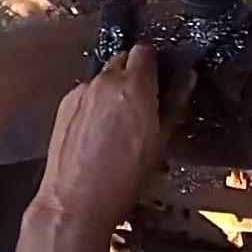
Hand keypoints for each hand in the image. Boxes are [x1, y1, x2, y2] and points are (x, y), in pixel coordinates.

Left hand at [34, 43, 162, 236]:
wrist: (75, 200)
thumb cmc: (124, 178)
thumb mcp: (160, 142)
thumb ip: (175, 102)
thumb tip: (187, 77)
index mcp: (134, 86)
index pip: (145, 51)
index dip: (154, 63)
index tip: (159, 77)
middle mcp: (105, 81)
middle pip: (122, 60)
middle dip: (133, 75)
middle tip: (142, 103)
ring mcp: (82, 91)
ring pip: (103, 78)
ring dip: (113, 90)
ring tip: (118, 124)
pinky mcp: (64, 104)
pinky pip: (85, 93)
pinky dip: (94, 103)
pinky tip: (96, 131)